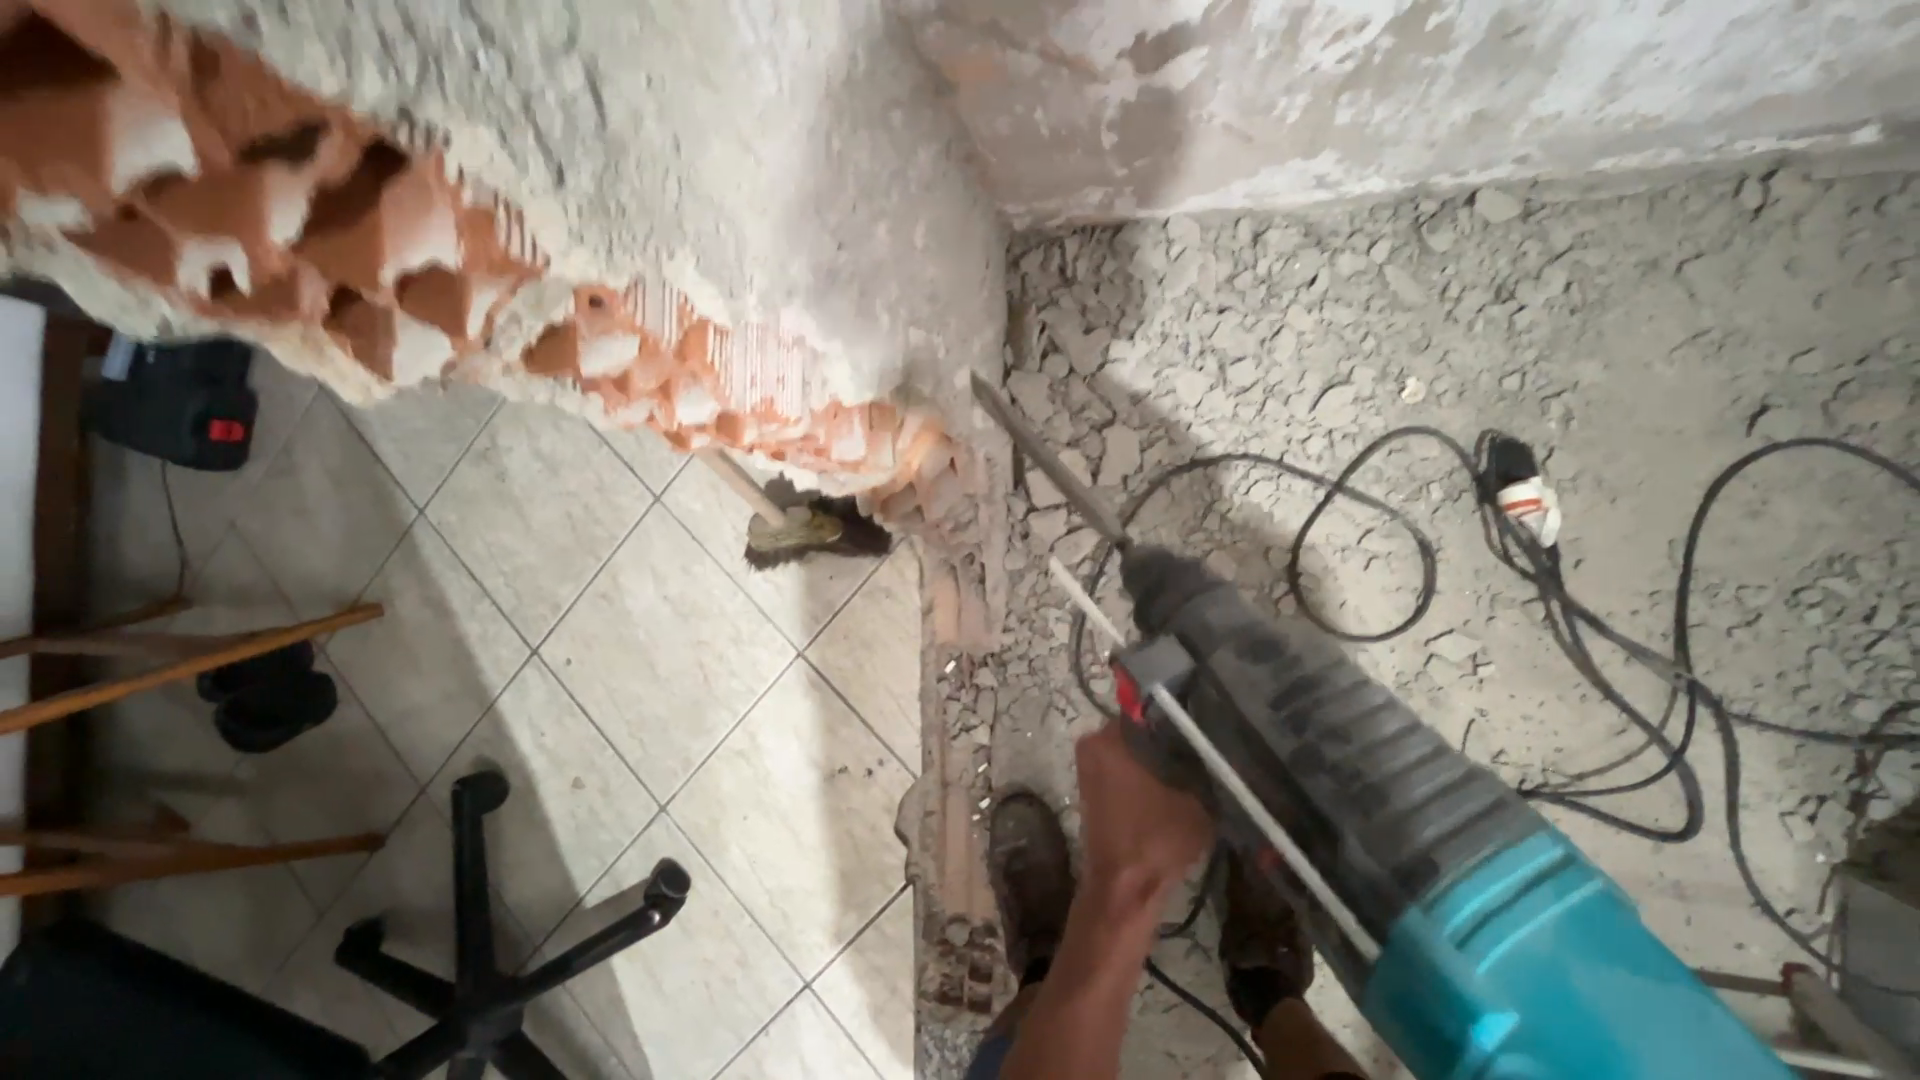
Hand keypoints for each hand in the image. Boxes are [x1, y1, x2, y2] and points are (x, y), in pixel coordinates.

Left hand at [1073, 721, 1212, 913]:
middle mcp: (1093, 744)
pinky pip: (1127, 769)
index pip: (1152, 708)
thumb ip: (1207, 767)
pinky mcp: (1095, 789)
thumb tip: (1222, 747)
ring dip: (1163, 757)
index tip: (1210, 720)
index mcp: (1110, 737)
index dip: (1183, 715)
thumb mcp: (1197, 799)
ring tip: (1200, 764)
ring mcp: (1091, 767)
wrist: (1124, 889)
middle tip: (1209, 743)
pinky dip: (1150, 775)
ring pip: (1136, 750)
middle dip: (1173, 736)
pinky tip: (1180, 784)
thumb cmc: (1156, 839)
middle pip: (1143, 728)